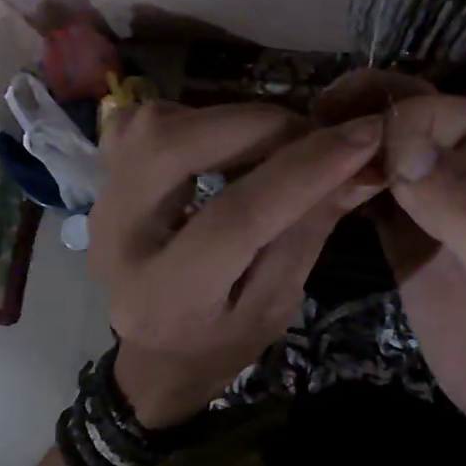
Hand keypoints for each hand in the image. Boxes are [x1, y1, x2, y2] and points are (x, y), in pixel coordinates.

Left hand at [88, 102, 384, 428]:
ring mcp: (100, 198)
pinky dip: (192, 116)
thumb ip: (310, 231)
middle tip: (313, 137)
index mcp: (166, 295)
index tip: (364, 136)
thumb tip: (362, 164)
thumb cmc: (221, 341)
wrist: (155, 350)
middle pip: (176, 148)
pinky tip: (222, 141)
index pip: (236, 217)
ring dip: (228, 119)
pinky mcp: (101, 175)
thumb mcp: (276, 304)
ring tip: (273, 143)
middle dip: (261, 127)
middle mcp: (116, 238)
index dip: (305, 169)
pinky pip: (141, 119)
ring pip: (156, 122)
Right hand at [316, 72, 465, 465]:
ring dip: (355, 148)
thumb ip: (463, 209)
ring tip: (308, 137)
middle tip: (323, 105)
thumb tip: (402, 145)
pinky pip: (375, 202)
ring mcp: (441, 208)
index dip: (416, 119)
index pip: (462, 119)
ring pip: (393, 161)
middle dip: (377, 112)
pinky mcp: (409, 240)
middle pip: (423, 127)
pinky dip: (348, 189)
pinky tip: (317, 182)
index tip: (371, 139)